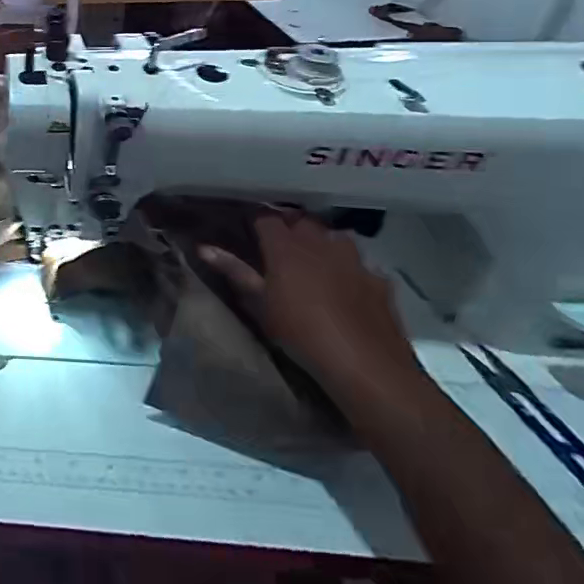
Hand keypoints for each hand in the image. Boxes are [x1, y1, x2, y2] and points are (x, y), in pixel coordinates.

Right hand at [199, 212, 421, 393]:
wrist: (366, 366)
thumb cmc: (301, 333)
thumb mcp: (259, 305)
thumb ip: (235, 272)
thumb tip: (203, 247)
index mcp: (286, 247)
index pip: (267, 218)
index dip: (258, 221)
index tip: (249, 230)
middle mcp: (320, 244)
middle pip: (302, 220)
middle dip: (290, 225)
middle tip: (278, 243)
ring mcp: (354, 260)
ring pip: (334, 236)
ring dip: (321, 241)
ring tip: (312, 257)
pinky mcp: (379, 280)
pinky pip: (360, 262)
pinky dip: (349, 266)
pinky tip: (345, 283)